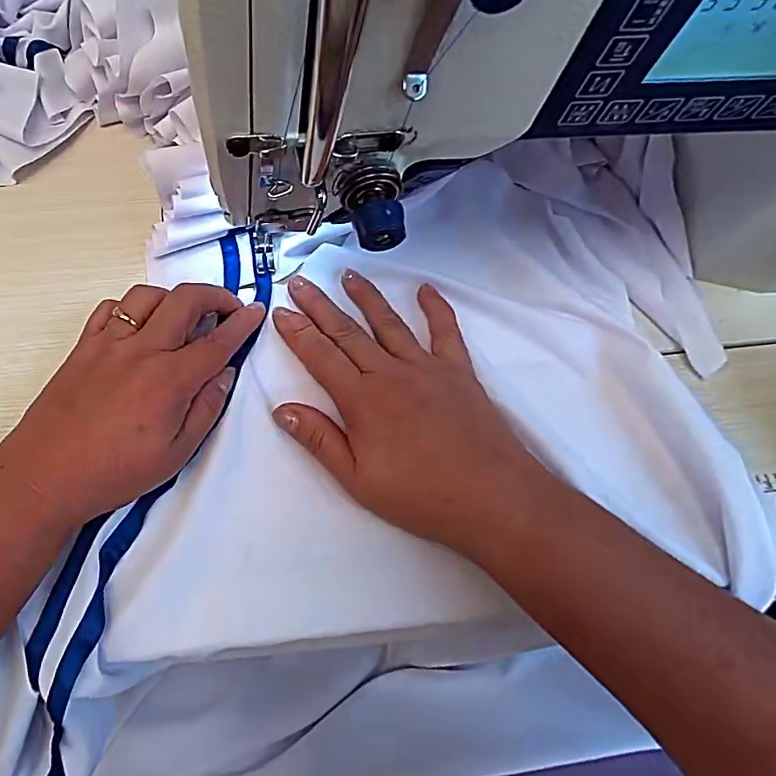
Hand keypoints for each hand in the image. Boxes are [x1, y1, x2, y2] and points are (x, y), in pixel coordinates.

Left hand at [0, 283, 264, 527]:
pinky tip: (137, 322)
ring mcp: (108, 344)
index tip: (253, 314)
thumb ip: (205, 410)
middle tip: (228, 307)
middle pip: (187, 301)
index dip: (242, 323)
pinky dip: (130, 307)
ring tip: (184, 313)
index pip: (217, 340)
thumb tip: (223, 378)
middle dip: (216, 296)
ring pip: (147, 295)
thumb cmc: (106, 472)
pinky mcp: (83, 347)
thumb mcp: (174, 455)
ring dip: (173, 297)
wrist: (46, 475)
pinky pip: (109, 309)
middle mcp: (139, 352)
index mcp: (168, 380)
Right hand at [271, 270, 542, 549]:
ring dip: (366, 297)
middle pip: (347, 332)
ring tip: (347, 276)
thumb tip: (282, 411)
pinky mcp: (458, 372)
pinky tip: (426, 290)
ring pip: (388, 323)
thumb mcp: (357, 479)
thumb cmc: (421, 495)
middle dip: (319, 305)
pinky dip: (436, 308)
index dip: (297, 332)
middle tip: (300, 283)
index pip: (320, 356)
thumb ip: (319, 439)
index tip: (281, 312)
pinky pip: (445, 332)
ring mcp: (426, 368)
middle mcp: (390, 374)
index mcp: (362, 400)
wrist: (495, 499)